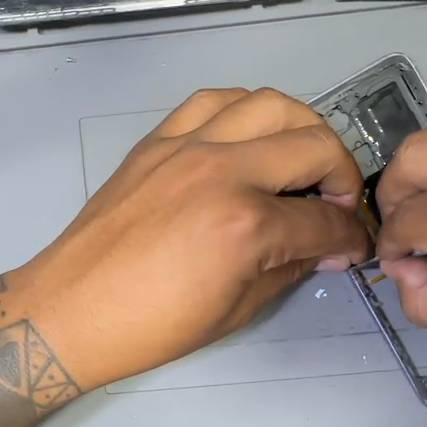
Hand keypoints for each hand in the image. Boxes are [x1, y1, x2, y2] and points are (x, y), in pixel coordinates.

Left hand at [11, 88, 372, 389]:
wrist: (73, 310)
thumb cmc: (154, 326)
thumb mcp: (236, 310)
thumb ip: (289, 267)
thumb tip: (324, 247)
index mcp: (245, 226)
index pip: (325, 221)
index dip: (350, 238)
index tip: (353, 247)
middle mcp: (222, 171)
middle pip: (313, 146)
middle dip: (342, 176)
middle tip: (335, 205)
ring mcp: (187, 147)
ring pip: (270, 104)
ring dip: (302, 129)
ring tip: (300, 160)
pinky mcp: (158, 140)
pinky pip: (214, 101)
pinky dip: (245, 112)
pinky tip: (249, 138)